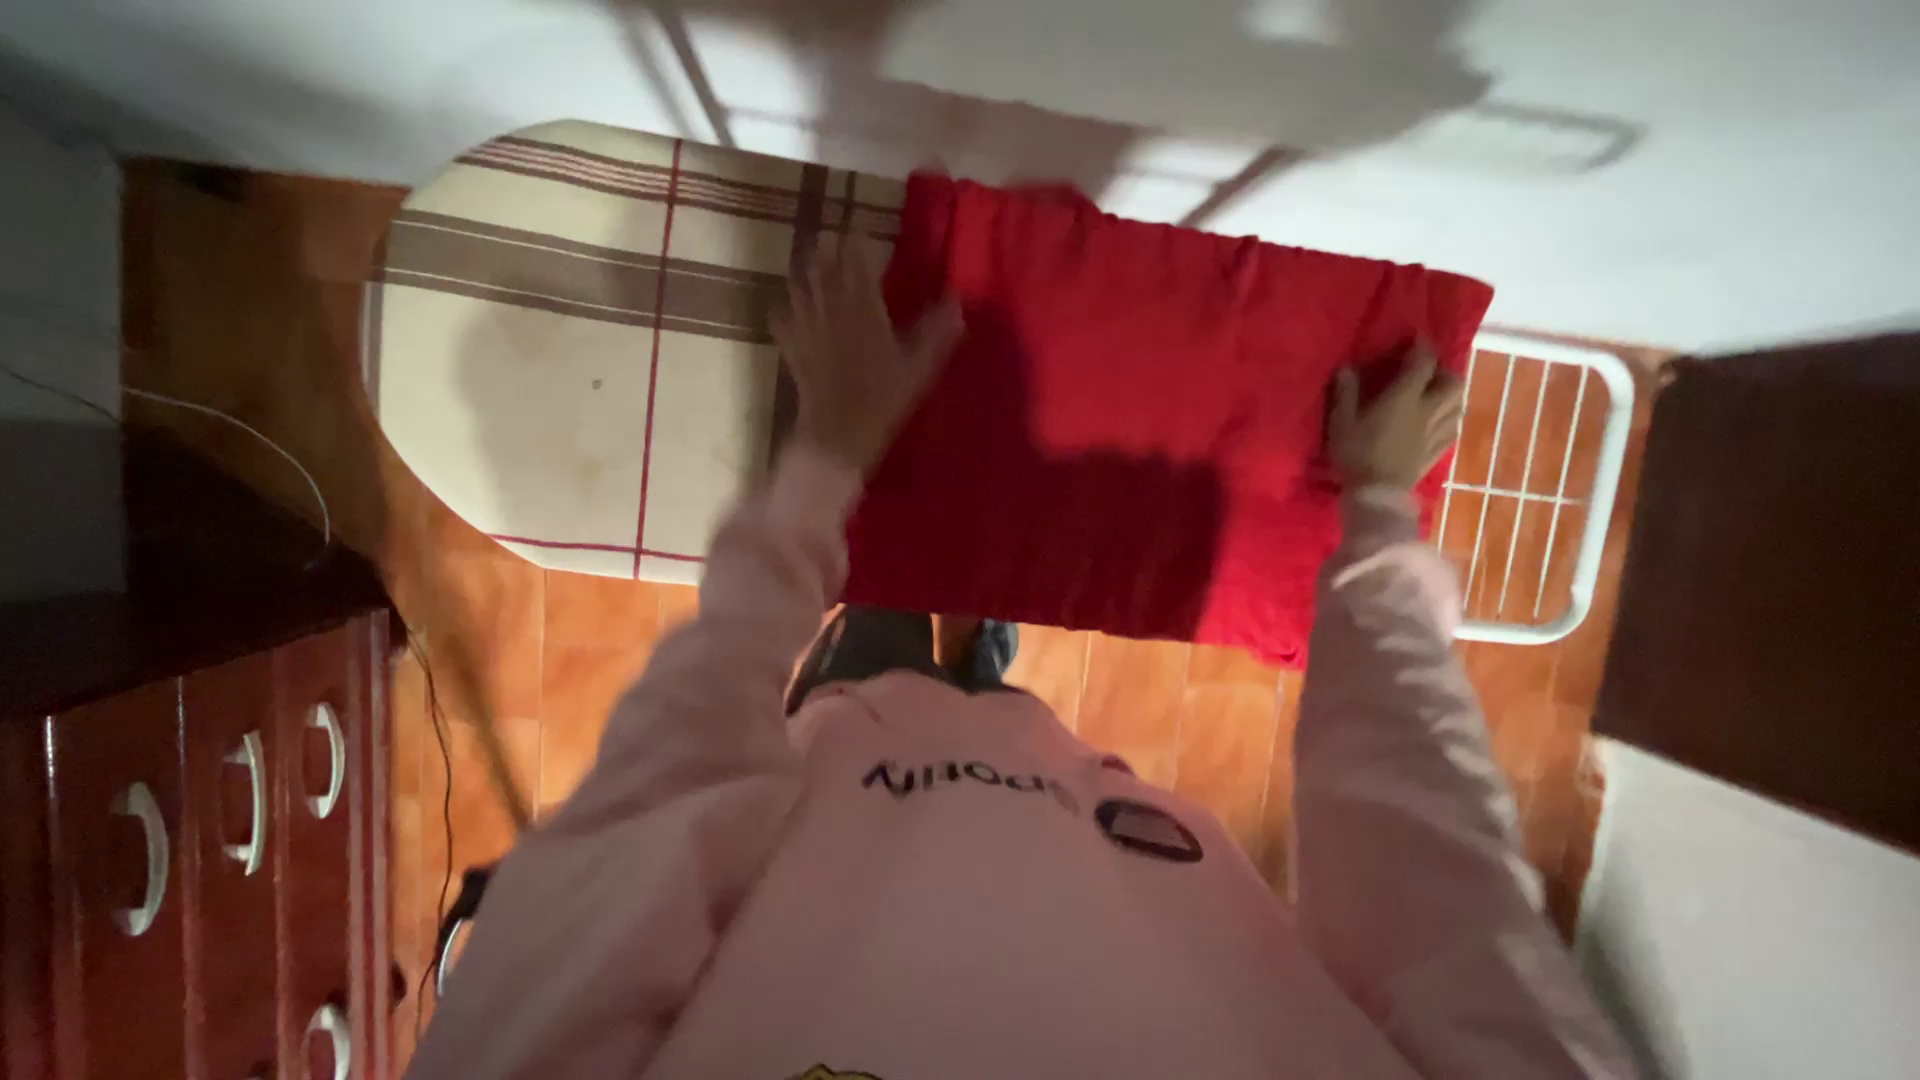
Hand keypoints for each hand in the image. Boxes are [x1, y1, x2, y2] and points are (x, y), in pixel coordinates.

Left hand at [770, 242, 963, 473]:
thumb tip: (957, 300)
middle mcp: (829, 305)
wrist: (837, 433)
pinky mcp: (790, 346)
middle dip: (829, 247)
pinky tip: (790, 309)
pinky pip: (780, 316)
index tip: (862, 228)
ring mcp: (804, 324)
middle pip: (823, 262)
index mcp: (862, 303)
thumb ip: (937, 331)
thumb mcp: (919, 367)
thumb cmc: (882, 399)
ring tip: (813, 264)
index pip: (856, 256)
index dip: (858, 238)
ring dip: (806, 270)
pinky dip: (785, 307)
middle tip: (836, 239)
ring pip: (798, 282)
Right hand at [1328, 345, 1465, 490]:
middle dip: (1444, 372)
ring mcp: (1437, 431)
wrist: (1376, 494)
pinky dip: (1448, 418)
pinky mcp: (1438, 450)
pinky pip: (1453, 427)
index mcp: (1405, 397)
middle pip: (1452, 382)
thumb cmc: (1356, 454)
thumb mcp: (1341, 422)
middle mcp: (1428, 409)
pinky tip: (1437, 422)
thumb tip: (1346, 368)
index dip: (1421, 347)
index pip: (1423, 363)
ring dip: (1450, 395)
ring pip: (1458, 404)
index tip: (1415, 340)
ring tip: (1435, 396)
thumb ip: (1346, 393)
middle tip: (1428, 373)